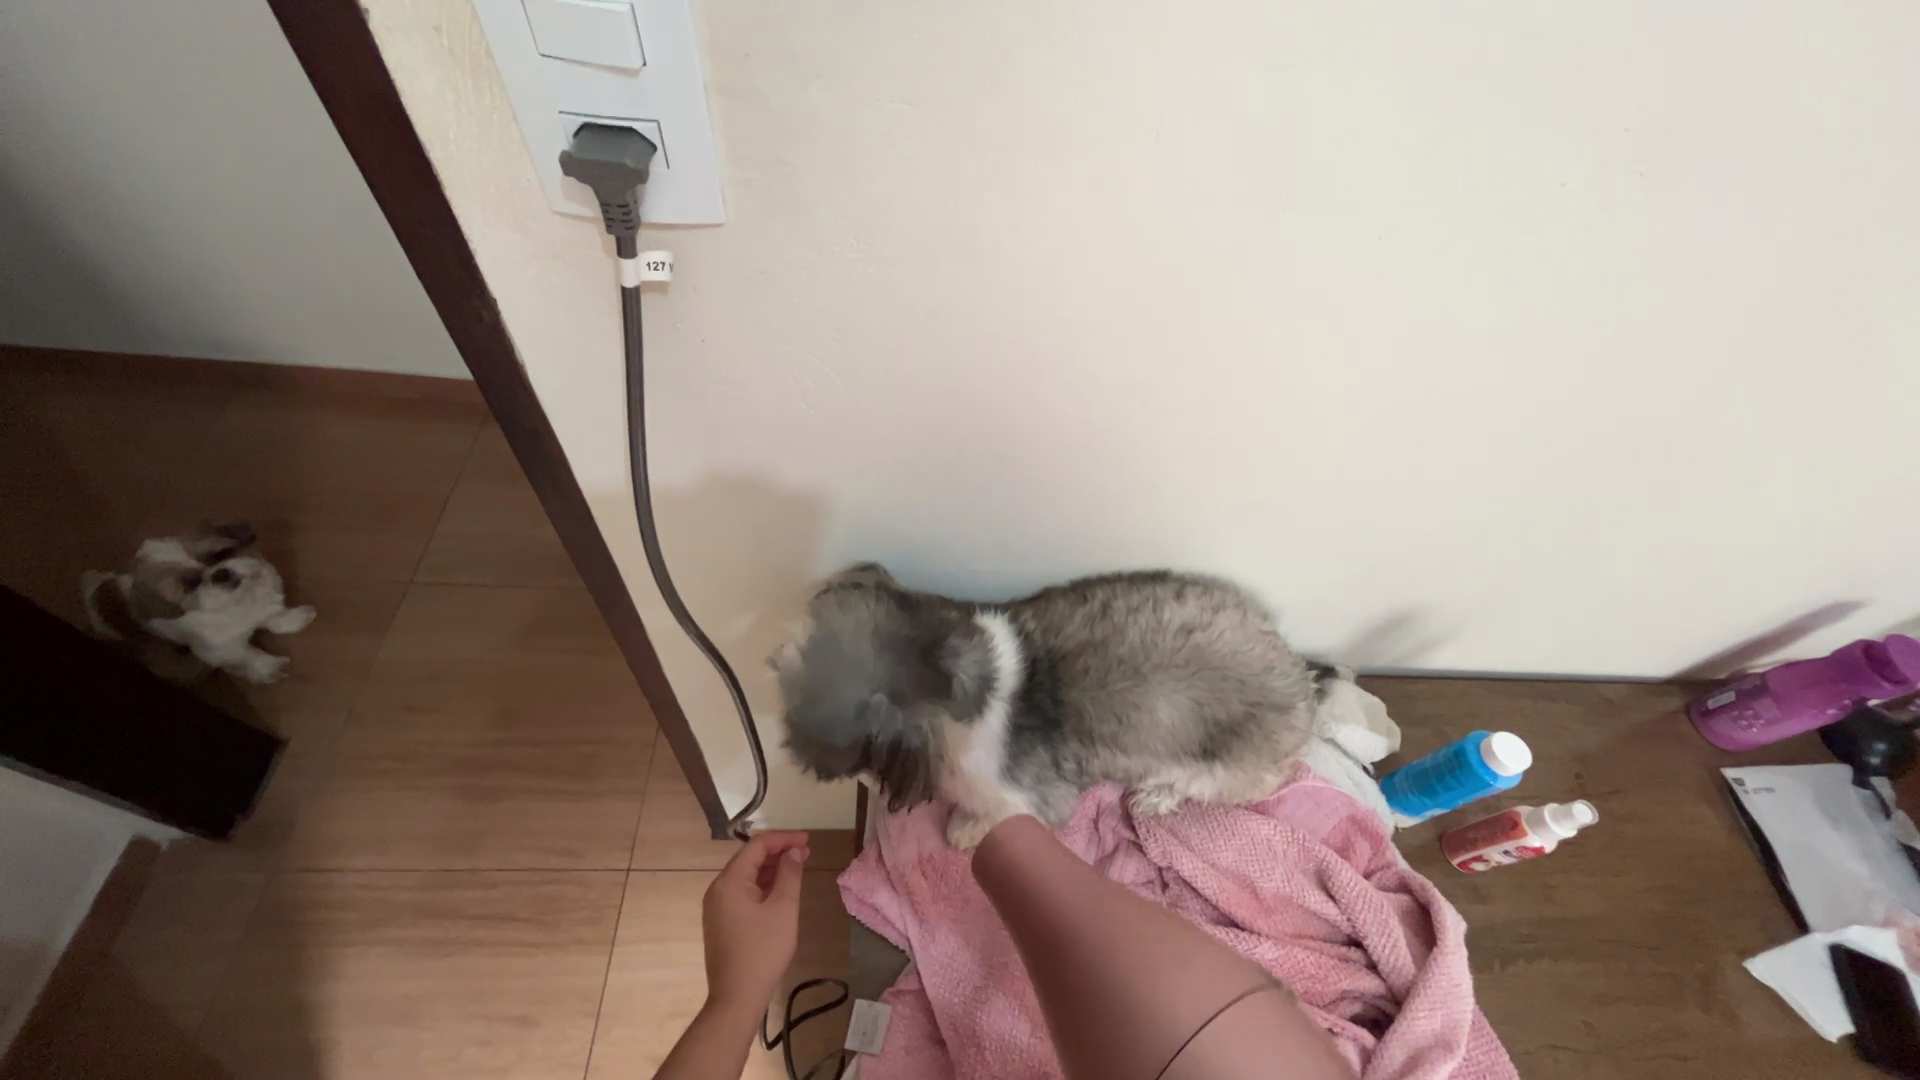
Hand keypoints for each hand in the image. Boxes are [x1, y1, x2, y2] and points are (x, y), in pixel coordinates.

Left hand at [702, 831, 809, 1015]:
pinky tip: (781, 890)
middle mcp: (718, 889)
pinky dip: (763, 886)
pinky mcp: (722, 922)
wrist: (736, 999)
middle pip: (749, 859)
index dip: (784, 838)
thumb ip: (790, 874)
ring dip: (772, 869)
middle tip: (806, 853)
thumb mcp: (783, 909)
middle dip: (779, 852)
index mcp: (729, 882)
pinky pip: (743, 893)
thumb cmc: (762, 951)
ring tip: (798, 868)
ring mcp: (717, 907)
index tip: (808, 841)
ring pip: (747, 876)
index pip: (757, 846)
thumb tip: (794, 851)